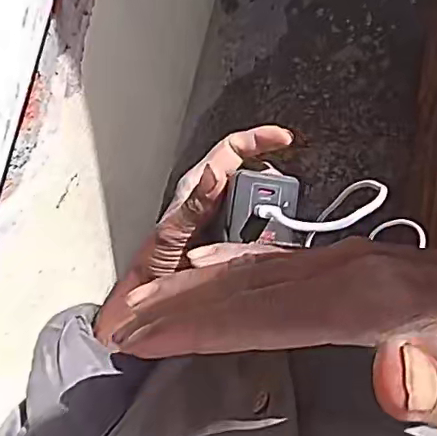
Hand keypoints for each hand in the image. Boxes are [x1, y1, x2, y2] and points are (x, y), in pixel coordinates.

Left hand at [93, 125, 294, 348]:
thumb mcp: (171, 232)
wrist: (152, 296)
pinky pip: (261, 229)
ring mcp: (227, 218)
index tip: (284, 138)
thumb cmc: (152, 264)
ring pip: (261, 202)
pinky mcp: (236, 238)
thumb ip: (194, 203)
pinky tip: (269, 243)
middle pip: (254, 174)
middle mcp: (214, 198)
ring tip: (272, 226)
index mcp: (198, 186)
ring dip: (272, 212)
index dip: (258, 139)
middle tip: (277, 203)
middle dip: (272, 184)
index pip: (232, 149)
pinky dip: (270, 233)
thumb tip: (212, 173)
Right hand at [111, 238, 436, 435]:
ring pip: (253, 270)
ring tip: (145, 298)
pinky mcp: (352, 264)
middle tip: (121, 321)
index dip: (201, 329)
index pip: (264, 316)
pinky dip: (231, 269)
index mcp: (368, 301)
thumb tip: (389, 375)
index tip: (145, 339)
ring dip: (195, 285)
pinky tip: (208, 267)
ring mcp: (348, 261)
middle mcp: (346, 269)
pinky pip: (275, 264)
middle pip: (245, 286)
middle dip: (179, 304)